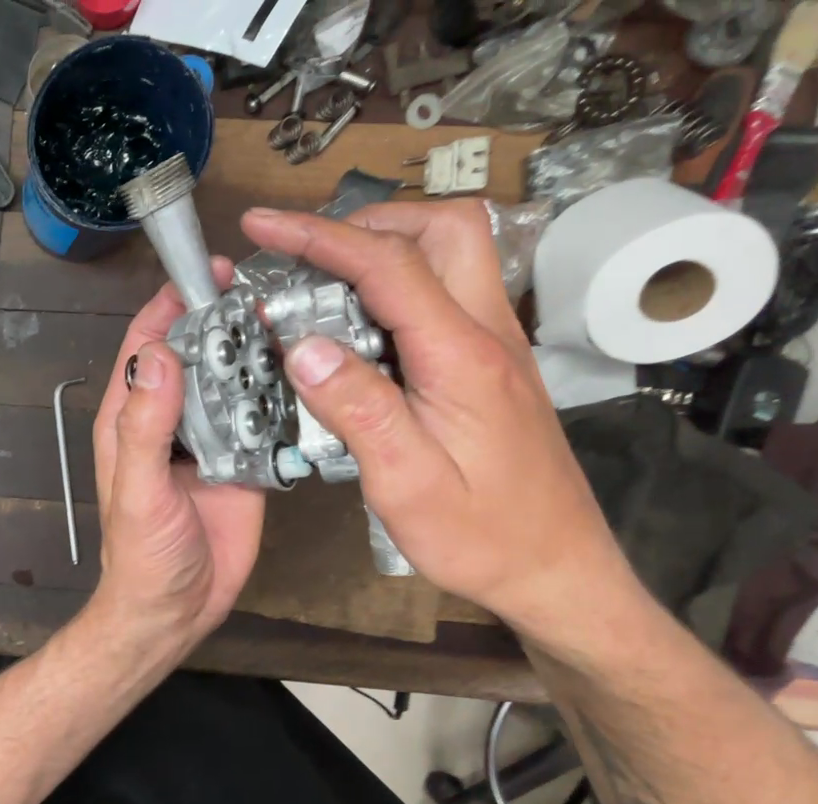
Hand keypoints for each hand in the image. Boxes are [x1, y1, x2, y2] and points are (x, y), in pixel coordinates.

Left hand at [89, 267, 264, 651]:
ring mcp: (209, 440)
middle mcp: (170, 422)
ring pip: (233, 382)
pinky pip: (263, 418)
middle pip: (196, 356)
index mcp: (131, 421)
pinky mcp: (243, 462)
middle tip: (265, 295)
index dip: (169, 307)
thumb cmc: (142, 556)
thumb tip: (156, 356)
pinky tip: (310, 377)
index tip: (204, 276)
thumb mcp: (138, 488)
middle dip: (224, 323)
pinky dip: (282, 398)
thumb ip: (145, 426)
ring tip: (295, 325)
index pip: (145, 348)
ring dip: (257, 356)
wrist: (176, 607)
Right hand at [240, 201, 634, 635]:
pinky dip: (396, 284)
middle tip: (303, 251)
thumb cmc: (479, 535)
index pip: (389, 267)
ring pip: (453, 253)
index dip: (319, 237)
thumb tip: (302, 348)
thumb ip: (357, 409)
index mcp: (460, 358)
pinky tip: (354, 327)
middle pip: (445, 229)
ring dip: (385, 247)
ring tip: (320, 280)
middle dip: (366, 222)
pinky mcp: (489, 365)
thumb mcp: (405, 482)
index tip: (262, 226)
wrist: (554, 566)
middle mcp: (486, 335)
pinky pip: (445, 295)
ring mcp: (494, 347)